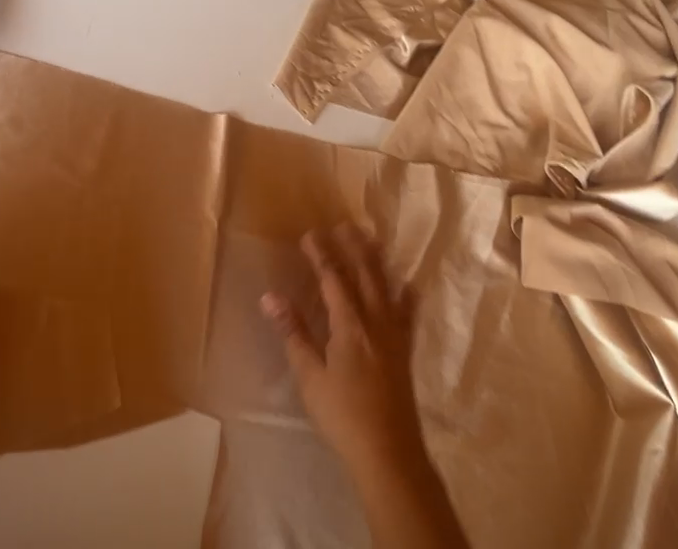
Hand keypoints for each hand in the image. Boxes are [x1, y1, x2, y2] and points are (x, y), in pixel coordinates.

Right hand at [260, 225, 421, 475]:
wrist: (389, 452)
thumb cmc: (342, 414)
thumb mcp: (310, 375)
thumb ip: (293, 332)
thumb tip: (270, 296)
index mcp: (350, 325)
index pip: (334, 278)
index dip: (321, 254)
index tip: (309, 234)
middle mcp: (376, 322)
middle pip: (365, 275)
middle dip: (352, 248)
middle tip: (342, 225)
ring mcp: (395, 336)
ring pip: (387, 288)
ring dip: (377, 262)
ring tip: (371, 240)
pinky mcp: (405, 350)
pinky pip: (407, 312)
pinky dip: (405, 293)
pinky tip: (407, 285)